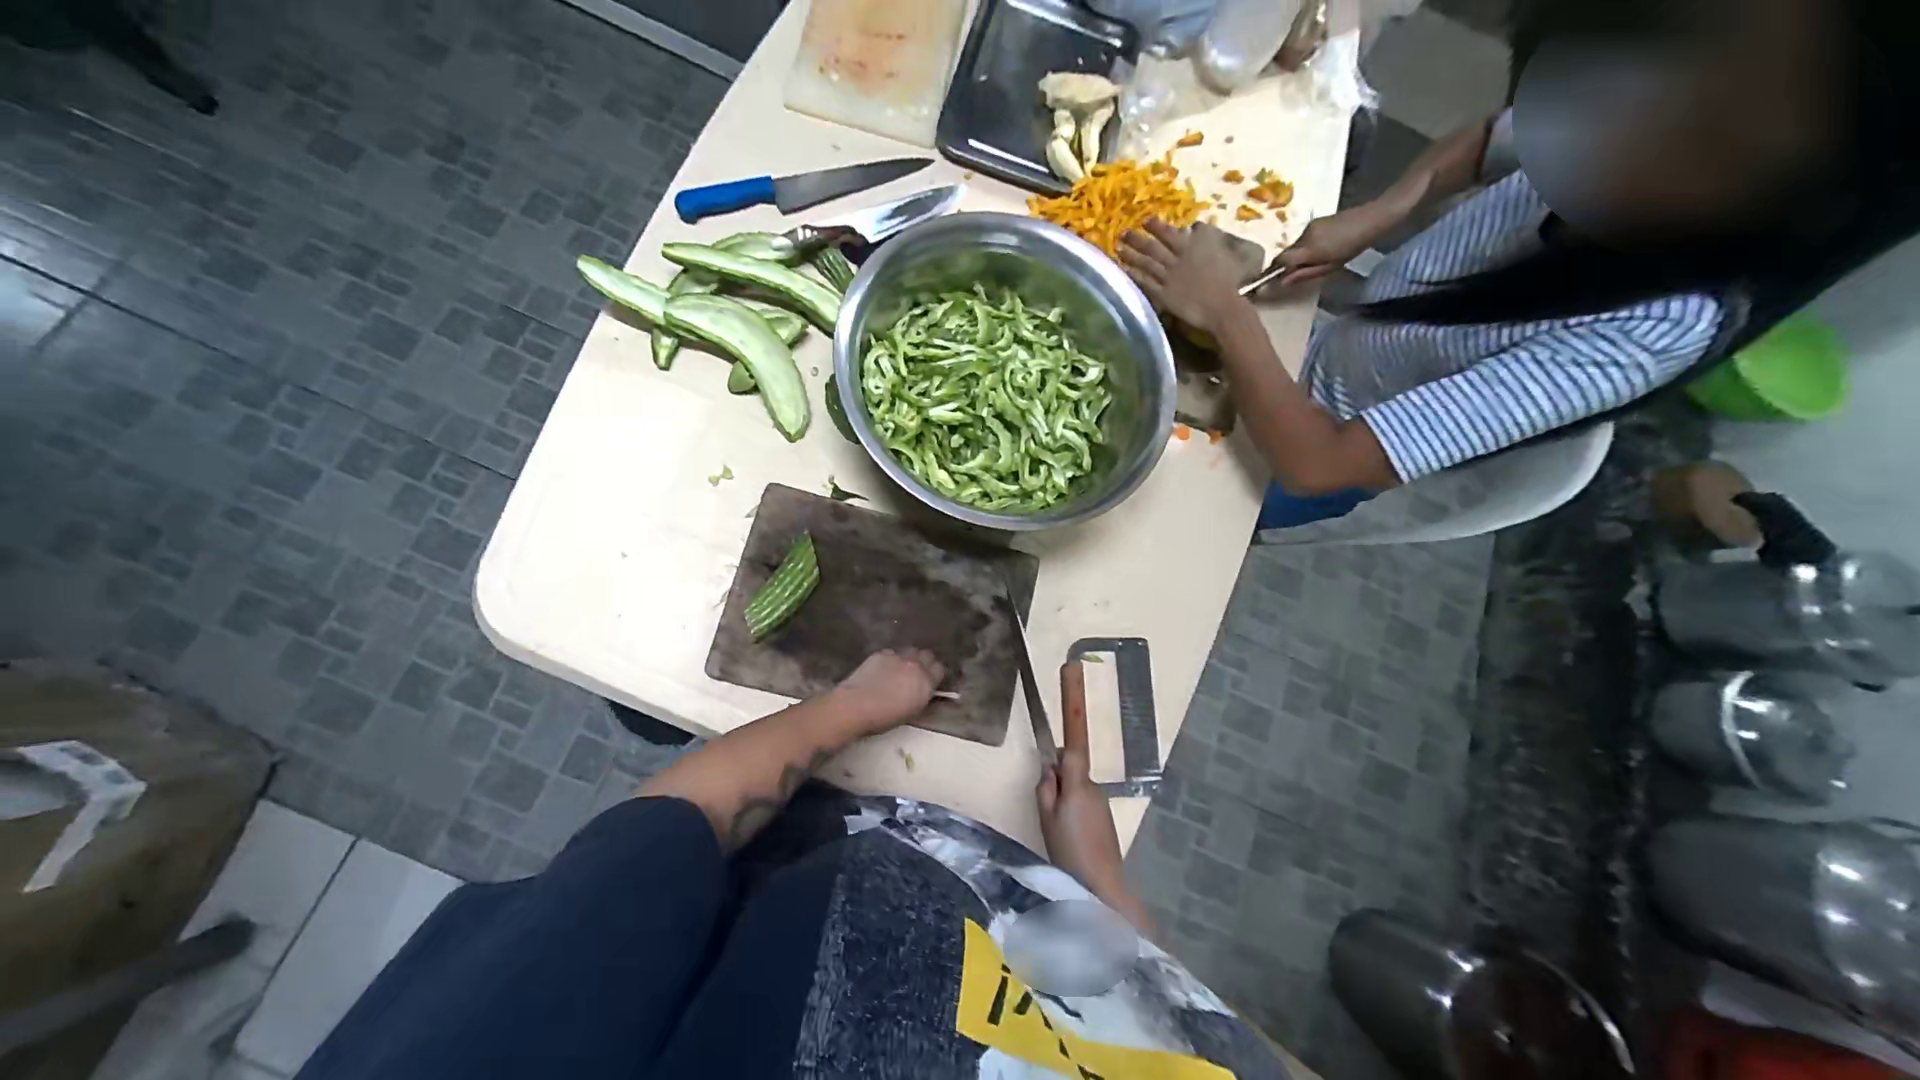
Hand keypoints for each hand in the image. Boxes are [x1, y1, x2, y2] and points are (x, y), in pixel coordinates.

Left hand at [832, 649, 945, 732]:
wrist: (856, 706)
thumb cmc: (884, 717)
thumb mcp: (911, 712)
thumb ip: (922, 696)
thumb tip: (924, 691)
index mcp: (926, 682)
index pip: (940, 669)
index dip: (935, 674)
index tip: (930, 680)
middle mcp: (914, 665)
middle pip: (927, 655)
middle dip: (924, 662)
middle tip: (916, 673)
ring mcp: (897, 657)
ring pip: (910, 651)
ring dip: (908, 659)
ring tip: (899, 670)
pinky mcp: (881, 654)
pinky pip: (892, 653)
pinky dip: (891, 660)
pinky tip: (882, 670)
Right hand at [1037, 743, 1127, 901]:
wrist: (1101, 883)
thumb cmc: (1068, 849)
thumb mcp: (1046, 818)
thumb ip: (1045, 788)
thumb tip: (1048, 768)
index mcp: (1079, 786)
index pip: (1074, 752)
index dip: (1062, 749)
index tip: (1050, 758)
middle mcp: (1095, 789)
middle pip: (1076, 770)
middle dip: (1060, 779)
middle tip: (1047, 804)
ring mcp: (1103, 804)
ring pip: (1081, 788)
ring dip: (1069, 796)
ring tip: (1058, 825)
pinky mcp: (1107, 820)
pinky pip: (1088, 803)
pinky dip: (1078, 810)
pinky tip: (1072, 834)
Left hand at [1118, 218, 1251, 335]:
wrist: (1222, 306)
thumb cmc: (1227, 280)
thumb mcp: (1221, 252)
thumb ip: (1206, 238)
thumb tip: (1194, 226)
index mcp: (1192, 248)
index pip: (1170, 234)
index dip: (1156, 226)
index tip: (1145, 220)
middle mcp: (1177, 260)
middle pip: (1153, 247)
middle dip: (1137, 239)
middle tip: (1122, 232)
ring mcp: (1169, 278)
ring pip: (1146, 263)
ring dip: (1131, 255)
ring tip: (1118, 248)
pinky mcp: (1164, 295)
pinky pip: (1146, 283)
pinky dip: (1134, 276)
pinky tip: (1123, 270)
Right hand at [1262, 201, 1396, 287]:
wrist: (1373, 218)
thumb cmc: (1354, 246)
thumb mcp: (1331, 266)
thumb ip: (1306, 274)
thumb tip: (1283, 282)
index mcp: (1309, 250)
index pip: (1280, 261)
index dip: (1272, 271)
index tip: (1268, 281)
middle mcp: (1304, 237)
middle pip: (1286, 253)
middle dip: (1285, 264)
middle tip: (1293, 274)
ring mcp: (1310, 227)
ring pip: (1295, 246)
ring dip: (1298, 255)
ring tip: (1313, 261)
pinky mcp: (1316, 222)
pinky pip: (1303, 238)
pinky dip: (1306, 246)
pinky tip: (1321, 248)